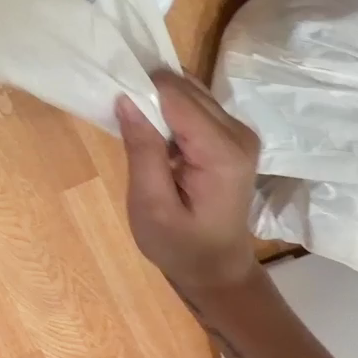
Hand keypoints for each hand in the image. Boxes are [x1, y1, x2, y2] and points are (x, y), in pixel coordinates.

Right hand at [115, 70, 263, 291]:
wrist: (217, 270)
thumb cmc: (180, 245)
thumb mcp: (150, 205)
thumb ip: (142, 149)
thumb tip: (126, 98)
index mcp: (221, 152)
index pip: (174, 93)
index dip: (141, 93)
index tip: (118, 111)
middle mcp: (238, 133)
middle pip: (182, 86)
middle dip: (148, 96)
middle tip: (127, 126)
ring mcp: (239, 132)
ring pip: (187, 88)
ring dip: (158, 102)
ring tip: (141, 131)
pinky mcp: (232, 134)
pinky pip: (193, 102)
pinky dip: (169, 110)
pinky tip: (158, 136)